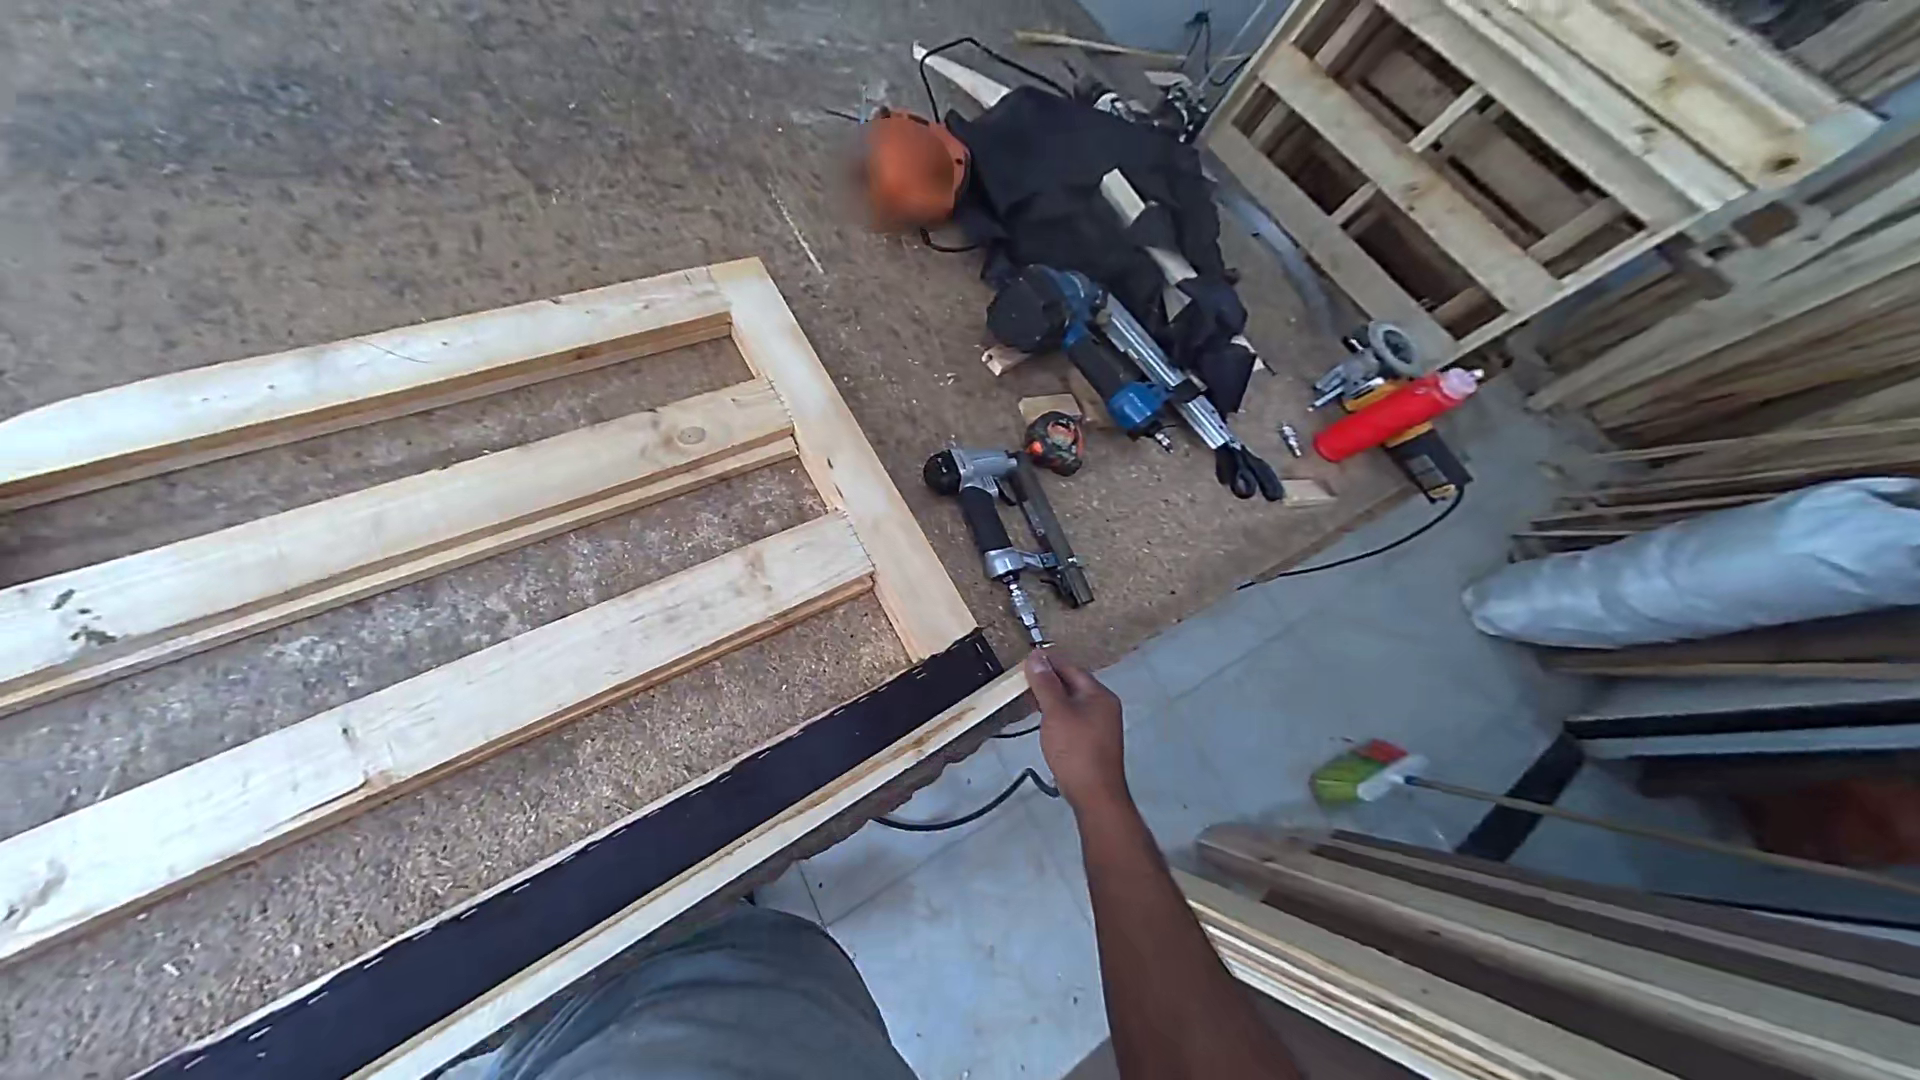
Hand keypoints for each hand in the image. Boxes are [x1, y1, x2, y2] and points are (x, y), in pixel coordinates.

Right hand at [1025, 650, 1129, 813]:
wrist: (1094, 795)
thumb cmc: (1075, 749)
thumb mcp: (1056, 712)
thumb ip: (1045, 683)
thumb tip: (1036, 656)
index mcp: (1099, 694)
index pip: (1071, 668)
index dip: (1048, 662)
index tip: (1025, 659)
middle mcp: (1103, 706)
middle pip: (1073, 684)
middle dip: (1048, 679)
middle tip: (1022, 678)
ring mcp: (1100, 725)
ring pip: (1071, 702)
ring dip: (1051, 697)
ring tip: (1027, 696)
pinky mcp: (1092, 741)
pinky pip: (1072, 717)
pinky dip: (1056, 714)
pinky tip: (1043, 719)